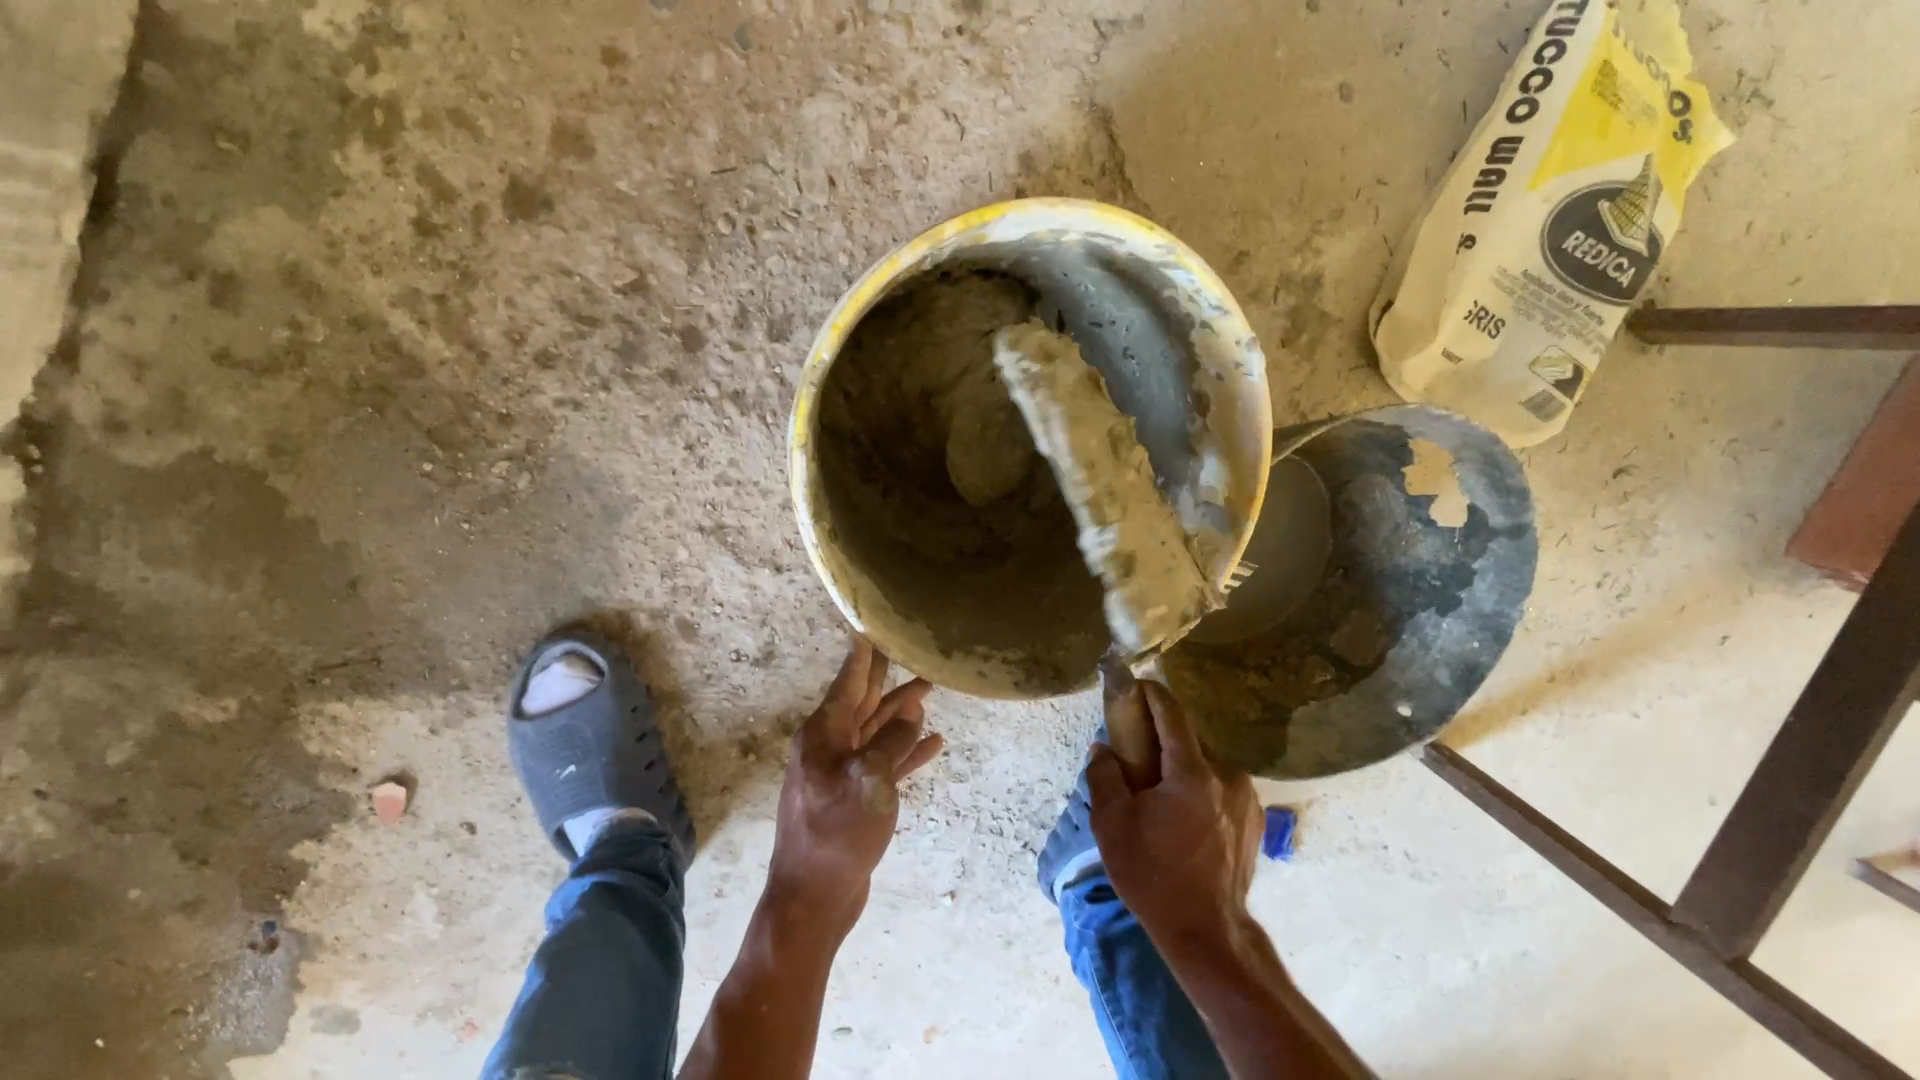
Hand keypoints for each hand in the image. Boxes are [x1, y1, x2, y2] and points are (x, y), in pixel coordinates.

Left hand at [765, 637, 943, 935]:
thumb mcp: (869, 781)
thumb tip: (911, 713)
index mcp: (823, 736)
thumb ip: (892, 742)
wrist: (814, 896)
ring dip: (901, 714)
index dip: (863, 657)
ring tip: (929, 689)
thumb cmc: (837, 833)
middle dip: (887, 679)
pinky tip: (933, 742)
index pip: (848, 683)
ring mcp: (841, 774)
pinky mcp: (855, 799)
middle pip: (863, 703)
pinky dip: (905, 752)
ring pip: (876, 733)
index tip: (871, 628)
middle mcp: (829, 748)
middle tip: (910, 651)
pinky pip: (883, 764)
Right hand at [1085, 680, 1262, 942]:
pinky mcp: (1254, 818)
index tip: (1133, 685)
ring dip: (1180, 762)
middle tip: (1134, 750)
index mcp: (1192, 772)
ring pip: (1206, 761)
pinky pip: (1220, 785)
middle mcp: (1227, 775)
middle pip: (1190, 736)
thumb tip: (1103, 748)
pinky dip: (1198, 784)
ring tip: (1156, 788)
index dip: (1150, 693)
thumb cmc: (1153, 875)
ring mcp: (1246, 797)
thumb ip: (1104, 775)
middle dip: (1161, 734)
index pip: (1171, 713)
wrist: (1206, 931)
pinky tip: (1180, 813)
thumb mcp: (1112, 824)